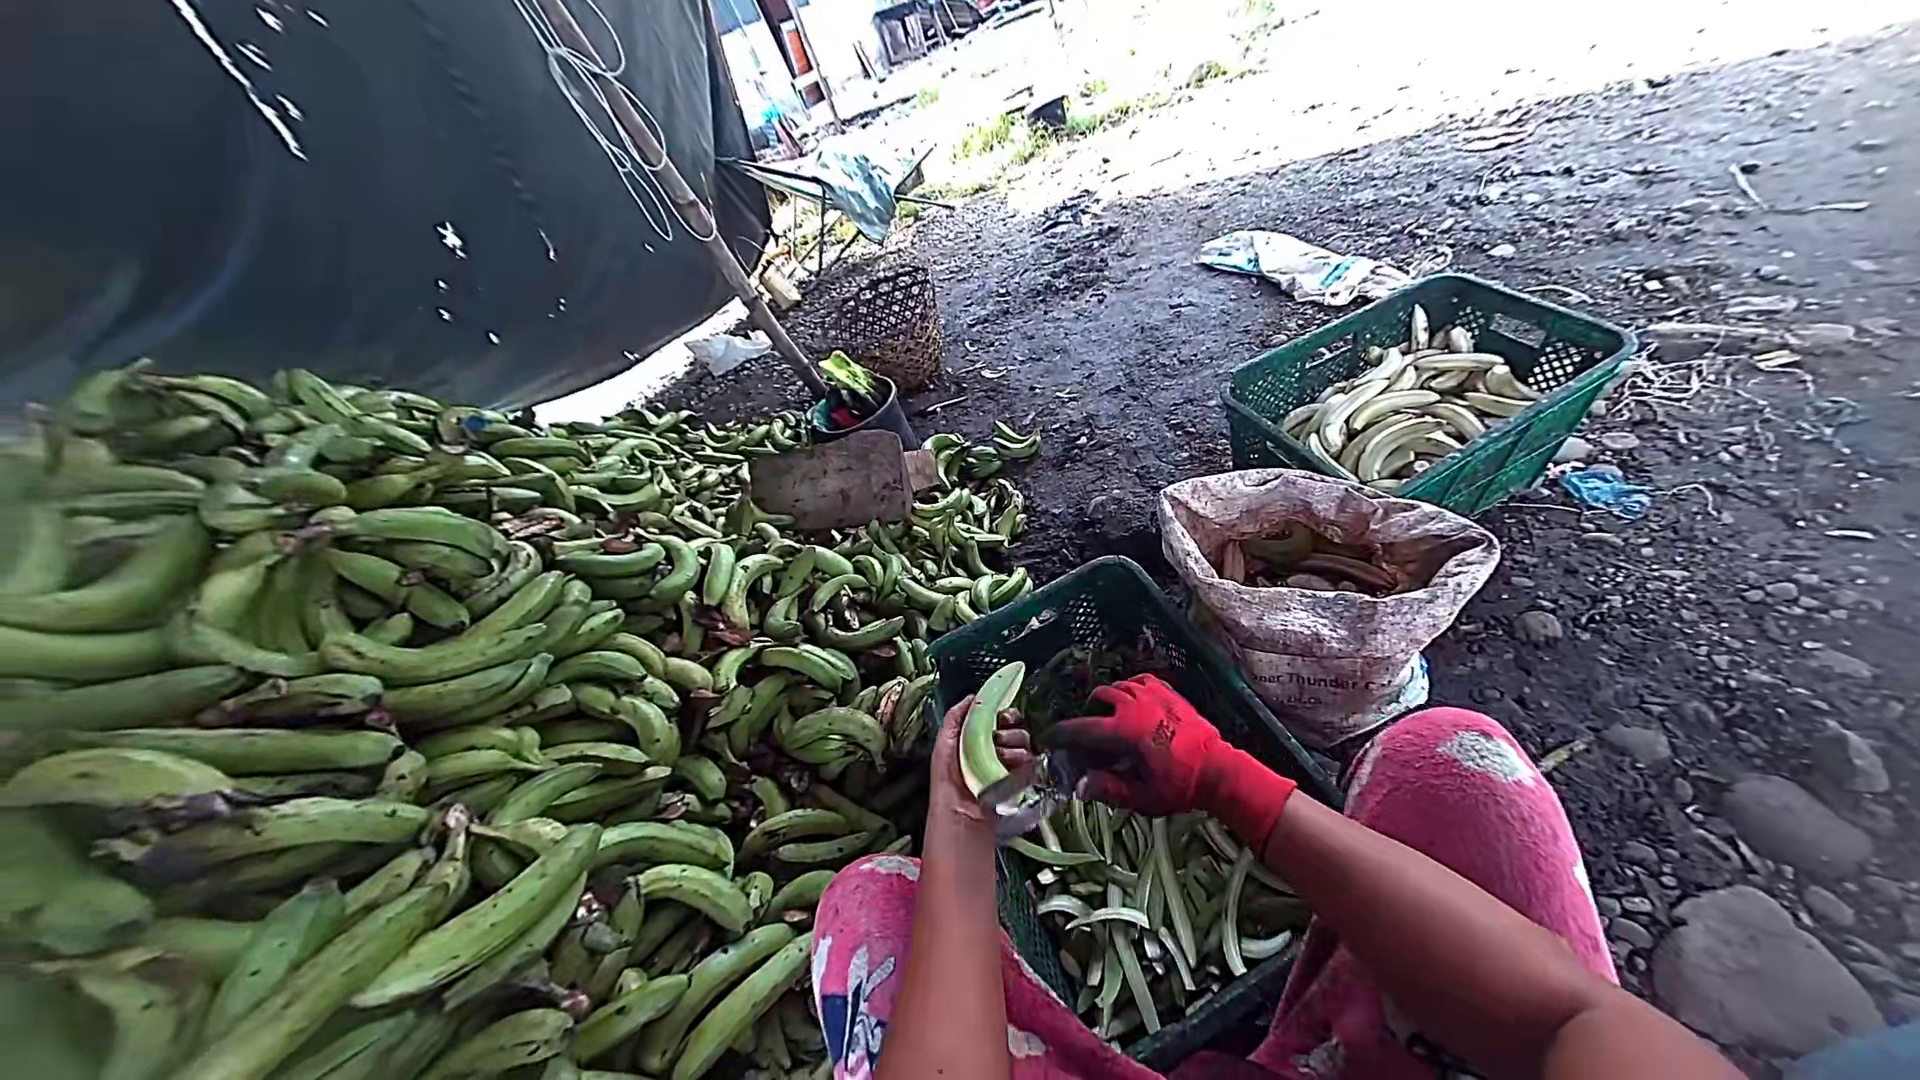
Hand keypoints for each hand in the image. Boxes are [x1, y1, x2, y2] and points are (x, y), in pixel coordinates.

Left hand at [929, 695, 1031, 831]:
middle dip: (1010, 730)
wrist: (960, 811)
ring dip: (1013, 747)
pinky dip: (1021, 762)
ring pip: (1025, 742)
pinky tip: (1009, 768)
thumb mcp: (945, 742)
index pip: (1002, 717)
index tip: (1002, 717)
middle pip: (1017, 728)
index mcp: (982, 737)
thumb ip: (955, 716)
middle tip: (998, 739)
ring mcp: (1011, 765)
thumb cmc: (948, 779)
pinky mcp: (1021, 780)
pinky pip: (1031, 761)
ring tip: (1000, 759)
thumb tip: (972, 696)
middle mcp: (999, 749)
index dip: (1005, 714)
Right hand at [1047, 673, 1297, 847]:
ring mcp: (1152, 695)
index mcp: (1125, 731)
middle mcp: (1134, 706)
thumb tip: (1080, 786)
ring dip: (1109, 698)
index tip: (1050, 736)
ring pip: (1119, 685)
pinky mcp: (1168, 693)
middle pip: (1099, 698)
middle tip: (1088, 728)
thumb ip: (1109, 789)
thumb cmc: (1181, 786)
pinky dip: (1131, 687)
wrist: (1220, 770)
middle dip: (1088, 711)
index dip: (1063, 732)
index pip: (1083, 728)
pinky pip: (1141, 680)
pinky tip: (1132, 699)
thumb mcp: (1143, 797)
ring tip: (1109, 713)